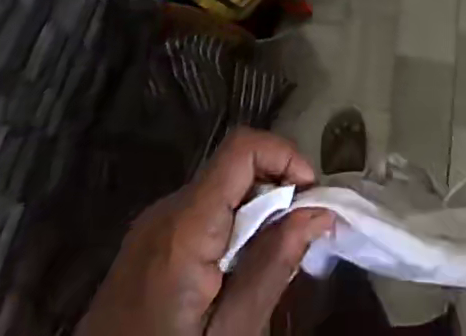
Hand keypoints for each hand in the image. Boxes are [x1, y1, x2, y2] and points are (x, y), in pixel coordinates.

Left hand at [77, 129, 335, 335]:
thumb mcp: (228, 335)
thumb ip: (272, 268)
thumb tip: (318, 212)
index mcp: (185, 225)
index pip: (241, 148)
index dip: (284, 155)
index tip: (312, 196)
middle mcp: (166, 209)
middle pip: (234, 167)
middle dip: (277, 188)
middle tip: (303, 236)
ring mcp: (152, 223)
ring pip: (221, 188)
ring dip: (257, 209)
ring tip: (273, 259)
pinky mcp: (147, 240)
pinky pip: (201, 210)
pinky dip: (232, 224)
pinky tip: (238, 270)